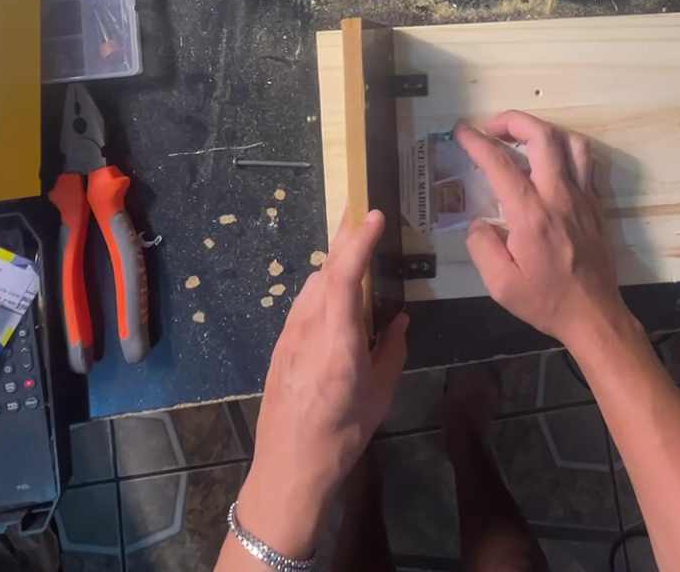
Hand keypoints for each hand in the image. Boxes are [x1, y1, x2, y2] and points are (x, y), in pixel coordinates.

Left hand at [235, 209, 408, 557]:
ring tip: (353, 240)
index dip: (359, 243)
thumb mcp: (379, 396)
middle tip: (363, 210)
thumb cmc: (341, 437)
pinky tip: (334, 283)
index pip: (344, 279)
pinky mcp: (281, 341)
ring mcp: (290, 334)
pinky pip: (304, 299)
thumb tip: (398, 318)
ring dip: (334, 257)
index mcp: (338, 345)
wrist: (287, 468)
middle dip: (345, 236)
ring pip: (312, 282)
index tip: (373, 216)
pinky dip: (322, 281)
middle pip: (325, 270)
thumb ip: (392, 350)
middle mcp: (309, 330)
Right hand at [457, 111, 631, 351]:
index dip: (477, 142)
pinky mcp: (598, 204)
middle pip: (542, 136)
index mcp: (531, 215)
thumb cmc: (545, 301)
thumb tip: (479, 222)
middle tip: (491, 128)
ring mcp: (583, 197)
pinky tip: (556, 160)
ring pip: (572, 142)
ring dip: (544, 131)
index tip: (462, 132)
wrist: (594, 317)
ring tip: (523, 139)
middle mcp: (559, 196)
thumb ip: (481, 246)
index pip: (500, 164)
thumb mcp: (500, 285)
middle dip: (512, 120)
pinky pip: (591, 162)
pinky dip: (571, 151)